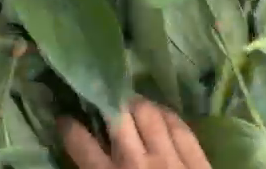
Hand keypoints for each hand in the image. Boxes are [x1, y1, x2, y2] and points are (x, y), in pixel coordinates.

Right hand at [62, 100, 211, 168]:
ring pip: (147, 111)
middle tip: (103, 105)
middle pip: (114, 112)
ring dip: (136, 105)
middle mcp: (136, 164)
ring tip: (132, 108)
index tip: (65, 120)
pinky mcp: (200, 165)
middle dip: (105, 103)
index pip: (77, 137)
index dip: (67, 124)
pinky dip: (166, 117)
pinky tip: (161, 118)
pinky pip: (180, 127)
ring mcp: (170, 162)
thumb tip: (84, 159)